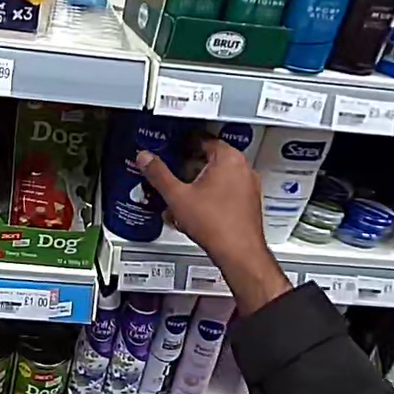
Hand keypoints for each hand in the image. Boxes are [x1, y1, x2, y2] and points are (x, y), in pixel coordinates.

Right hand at [136, 133, 290, 314]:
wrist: (239, 253)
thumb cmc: (216, 225)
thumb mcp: (177, 196)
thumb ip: (158, 174)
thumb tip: (145, 158)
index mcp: (228, 159)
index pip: (204, 139)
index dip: (184, 142)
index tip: (173, 145)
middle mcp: (243, 169)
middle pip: (211, 157)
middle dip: (190, 163)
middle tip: (174, 168)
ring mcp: (248, 186)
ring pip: (219, 174)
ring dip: (200, 179)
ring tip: (182, 190)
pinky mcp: (248, 202)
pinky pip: (227, 189)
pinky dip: (211, 193)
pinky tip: (196, 206)